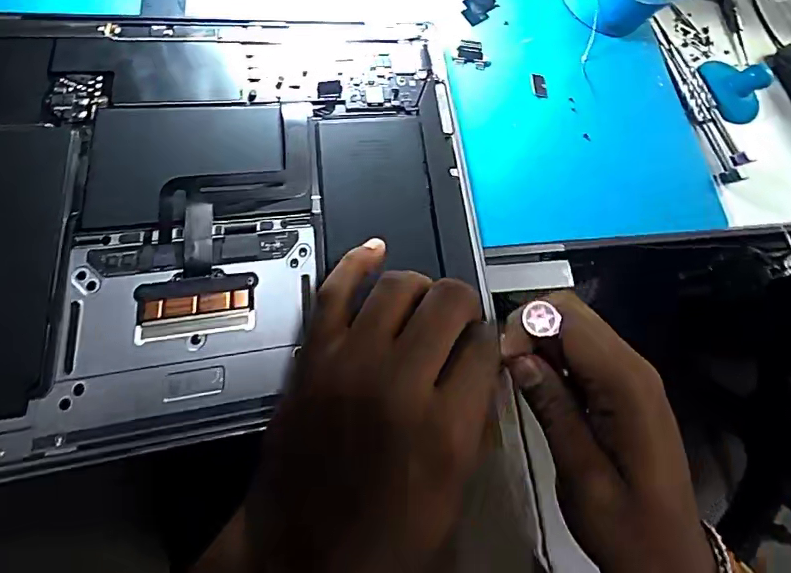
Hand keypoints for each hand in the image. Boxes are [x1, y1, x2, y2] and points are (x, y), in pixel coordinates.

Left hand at [200, 238, 500, 572]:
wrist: (299, 555)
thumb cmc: (376, 544)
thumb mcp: (449, 498)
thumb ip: (471, 428)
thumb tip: (479, 375)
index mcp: (444, 431)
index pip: (486, 348)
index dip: (491, 339)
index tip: (486, 339)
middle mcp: (399, 385)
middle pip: (447, 303)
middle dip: (463, 303)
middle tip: (461, 313)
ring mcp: (351, 361)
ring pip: (396, 286)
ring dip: (419, 285)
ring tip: (424, 295)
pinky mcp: (315, 354)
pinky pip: (335, 290)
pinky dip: (355, 262)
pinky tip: (372, 249)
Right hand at [502, 291, 711, 572]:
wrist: (672, 564)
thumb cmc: (629, 530)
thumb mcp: (583, 478)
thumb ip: (553, 411)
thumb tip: (517, 356)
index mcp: (627, 384)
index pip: (567, 318)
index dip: (527, 325)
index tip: (503, 361)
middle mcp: (633, 366)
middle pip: (571, 310)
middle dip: (530, 325)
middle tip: (508, 365)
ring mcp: (632, 373)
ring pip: (574, 322)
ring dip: (540, 337)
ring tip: (520, 375)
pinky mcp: (625, 384)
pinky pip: (582, 345)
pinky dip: (554, 351)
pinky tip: (542, 384)